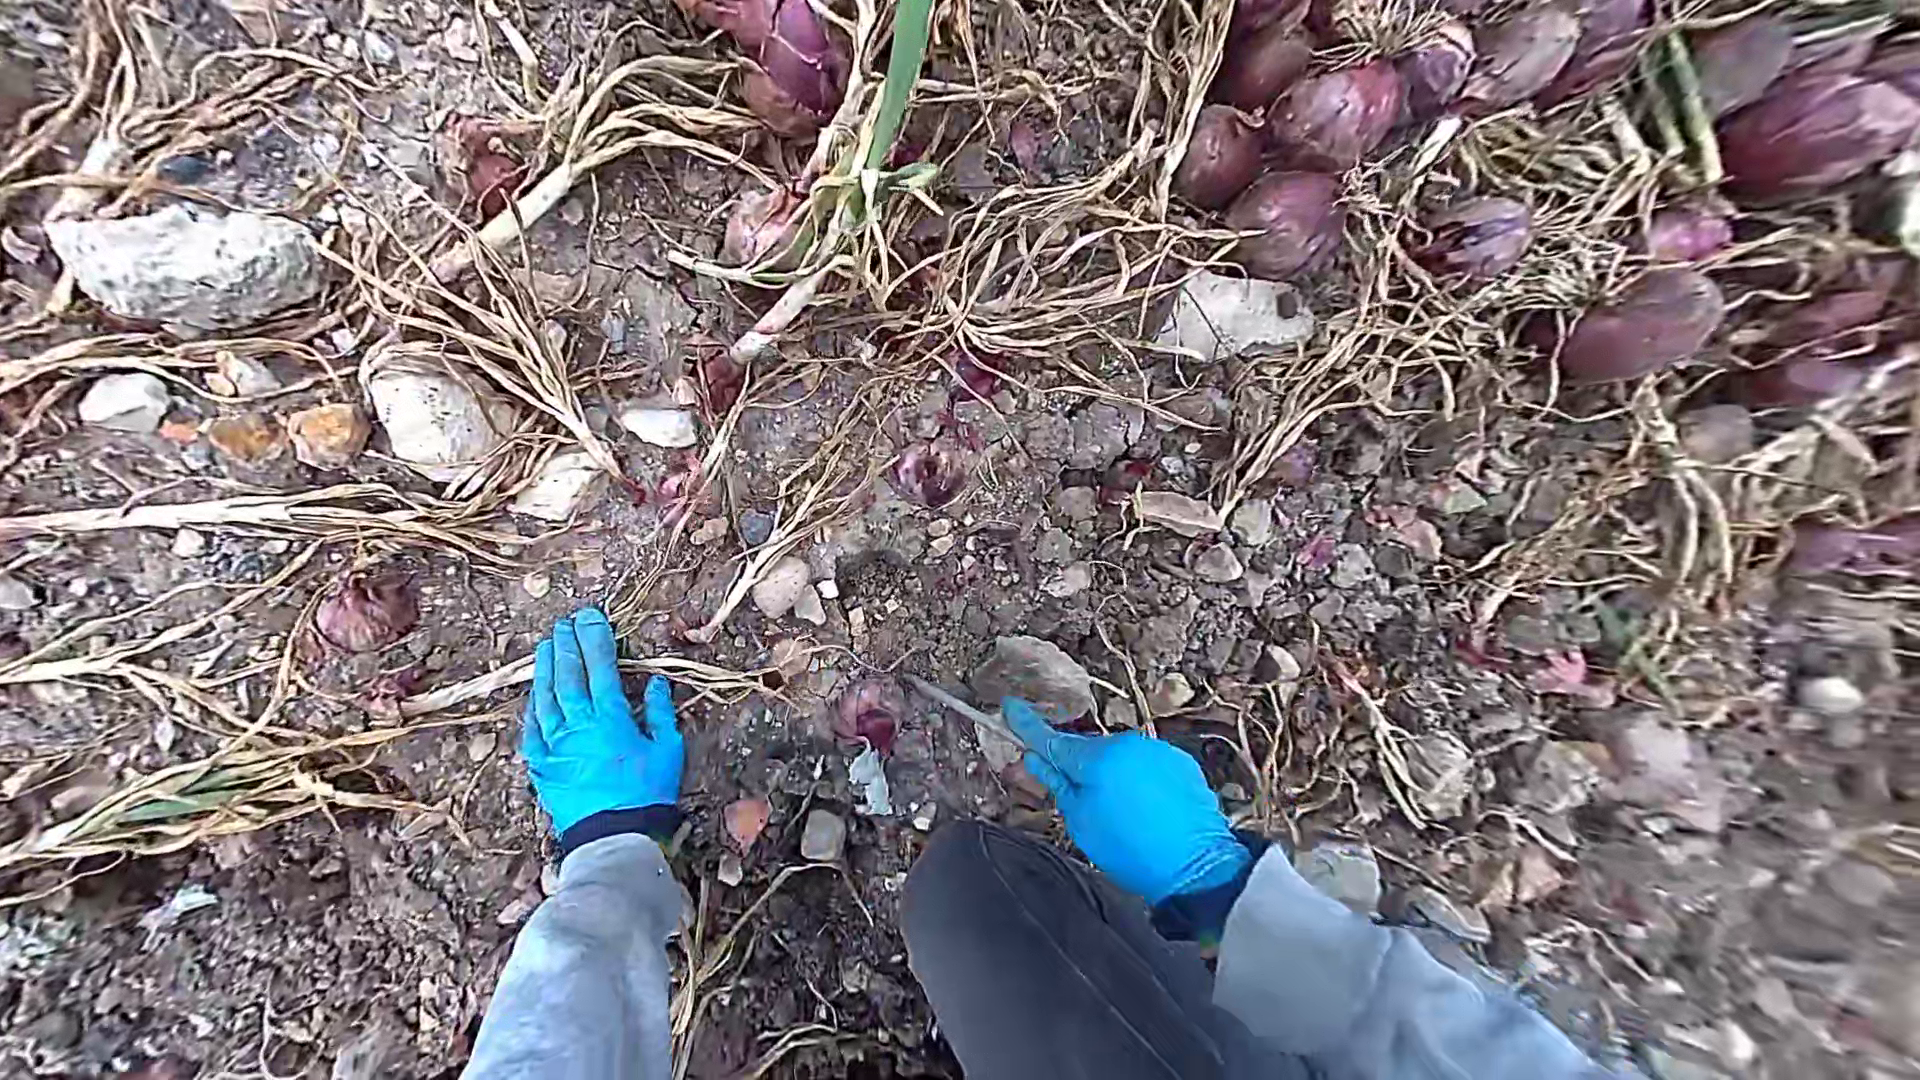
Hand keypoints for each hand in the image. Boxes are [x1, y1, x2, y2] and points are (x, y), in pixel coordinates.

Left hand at [522, 607, 682, 833]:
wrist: (614, 836)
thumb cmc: (647, 790)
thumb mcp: (667, 747)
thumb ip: (658, 711)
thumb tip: (654, 681)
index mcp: (610, 717)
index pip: (600, 668)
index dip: (595, 639)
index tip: (592, 617)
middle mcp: (577, 725)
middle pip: (568, 676)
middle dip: (567, 645)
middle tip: (565, 622)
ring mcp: (554, 744)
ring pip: (545, 697)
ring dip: (545, 668)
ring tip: (546, 644)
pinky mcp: (540, 764)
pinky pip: (532, 728)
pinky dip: (533, 705)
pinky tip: (534, 692)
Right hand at [1005, 697, 1248, 904]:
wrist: (1199, 869)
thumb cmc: (1131, 850)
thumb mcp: (1081, 821)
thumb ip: (1058, 783)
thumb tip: (1036, 759)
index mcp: (1098, 758)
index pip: (1053, 740)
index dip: (1028, 725)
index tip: (1010, 705)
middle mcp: (1126, 744)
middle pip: (1087, 750)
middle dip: (1077, 767)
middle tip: (1078, 798)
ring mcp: (1155, 750)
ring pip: (1116, 756)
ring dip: (1109, 774)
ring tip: (1120, 813)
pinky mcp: (1178, 761)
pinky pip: (1143, 764)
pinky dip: (1135, 778)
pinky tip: (1143, 808)